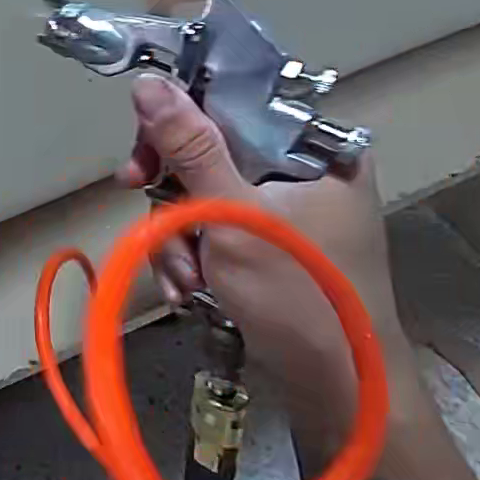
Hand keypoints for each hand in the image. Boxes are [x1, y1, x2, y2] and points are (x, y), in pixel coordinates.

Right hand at [118, 75, 402, 389]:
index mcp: (313, 150)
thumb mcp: (234, 213)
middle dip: (168, 185)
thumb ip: (190, 147)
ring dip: (174, 231)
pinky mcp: (263, 238)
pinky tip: (187, 284)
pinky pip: (205, 222)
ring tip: (182, 274)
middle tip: (137, 192)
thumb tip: (148, 82)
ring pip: (196, 188)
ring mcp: (280, 207)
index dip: (177, 116)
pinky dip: (187, 250)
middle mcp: (298, 170)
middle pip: (205, 146)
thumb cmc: (300, 295)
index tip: (143, 144)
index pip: (230, 102)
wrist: (342, 397)